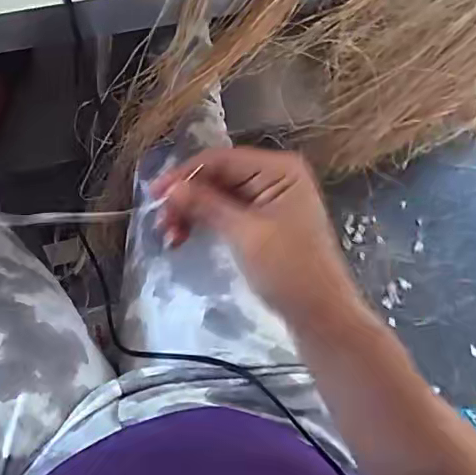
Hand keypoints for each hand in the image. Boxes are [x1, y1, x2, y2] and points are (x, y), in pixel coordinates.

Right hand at [150, 147, 371, 327]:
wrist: (321, 315)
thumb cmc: (289, 270)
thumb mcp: (244, 234)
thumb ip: (206, 205)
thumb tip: (170, 187)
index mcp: (279, 168)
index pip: (221, 159)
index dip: (184, 175)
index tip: (154, 196)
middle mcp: (276, 176)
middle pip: (218, 176)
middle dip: (187, 197)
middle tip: (161, 224)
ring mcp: (271, 199)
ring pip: (218, 195)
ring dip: (192, 212)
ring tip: (171, 237)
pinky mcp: (264, 221)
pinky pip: (227, 212)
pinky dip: (205, 223)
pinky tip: (185, 238)